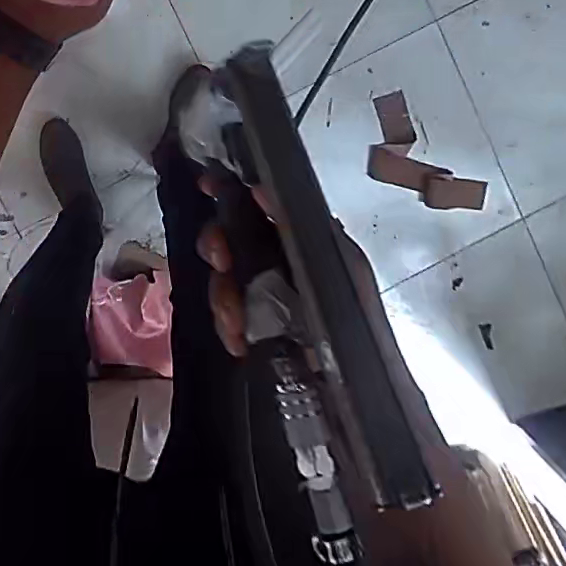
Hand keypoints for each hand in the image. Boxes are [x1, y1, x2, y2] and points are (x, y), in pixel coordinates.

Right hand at [193, 174, 373, 357]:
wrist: (359, 379)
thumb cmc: (358, 313)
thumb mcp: (341, 260)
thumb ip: (303, 225)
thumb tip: (262, 190)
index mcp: (294, 234)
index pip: (254, 203)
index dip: (226, 190)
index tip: (206, 186)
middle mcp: (271, 256)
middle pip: (226, 236)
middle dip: (216, 244)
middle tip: (222, 262)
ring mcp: (258, 290)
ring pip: (220, 277)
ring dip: (221, 295)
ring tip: (236, 320)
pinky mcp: (250, 323)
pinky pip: (224, 314)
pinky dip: (226, 325)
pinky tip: (238, 340)